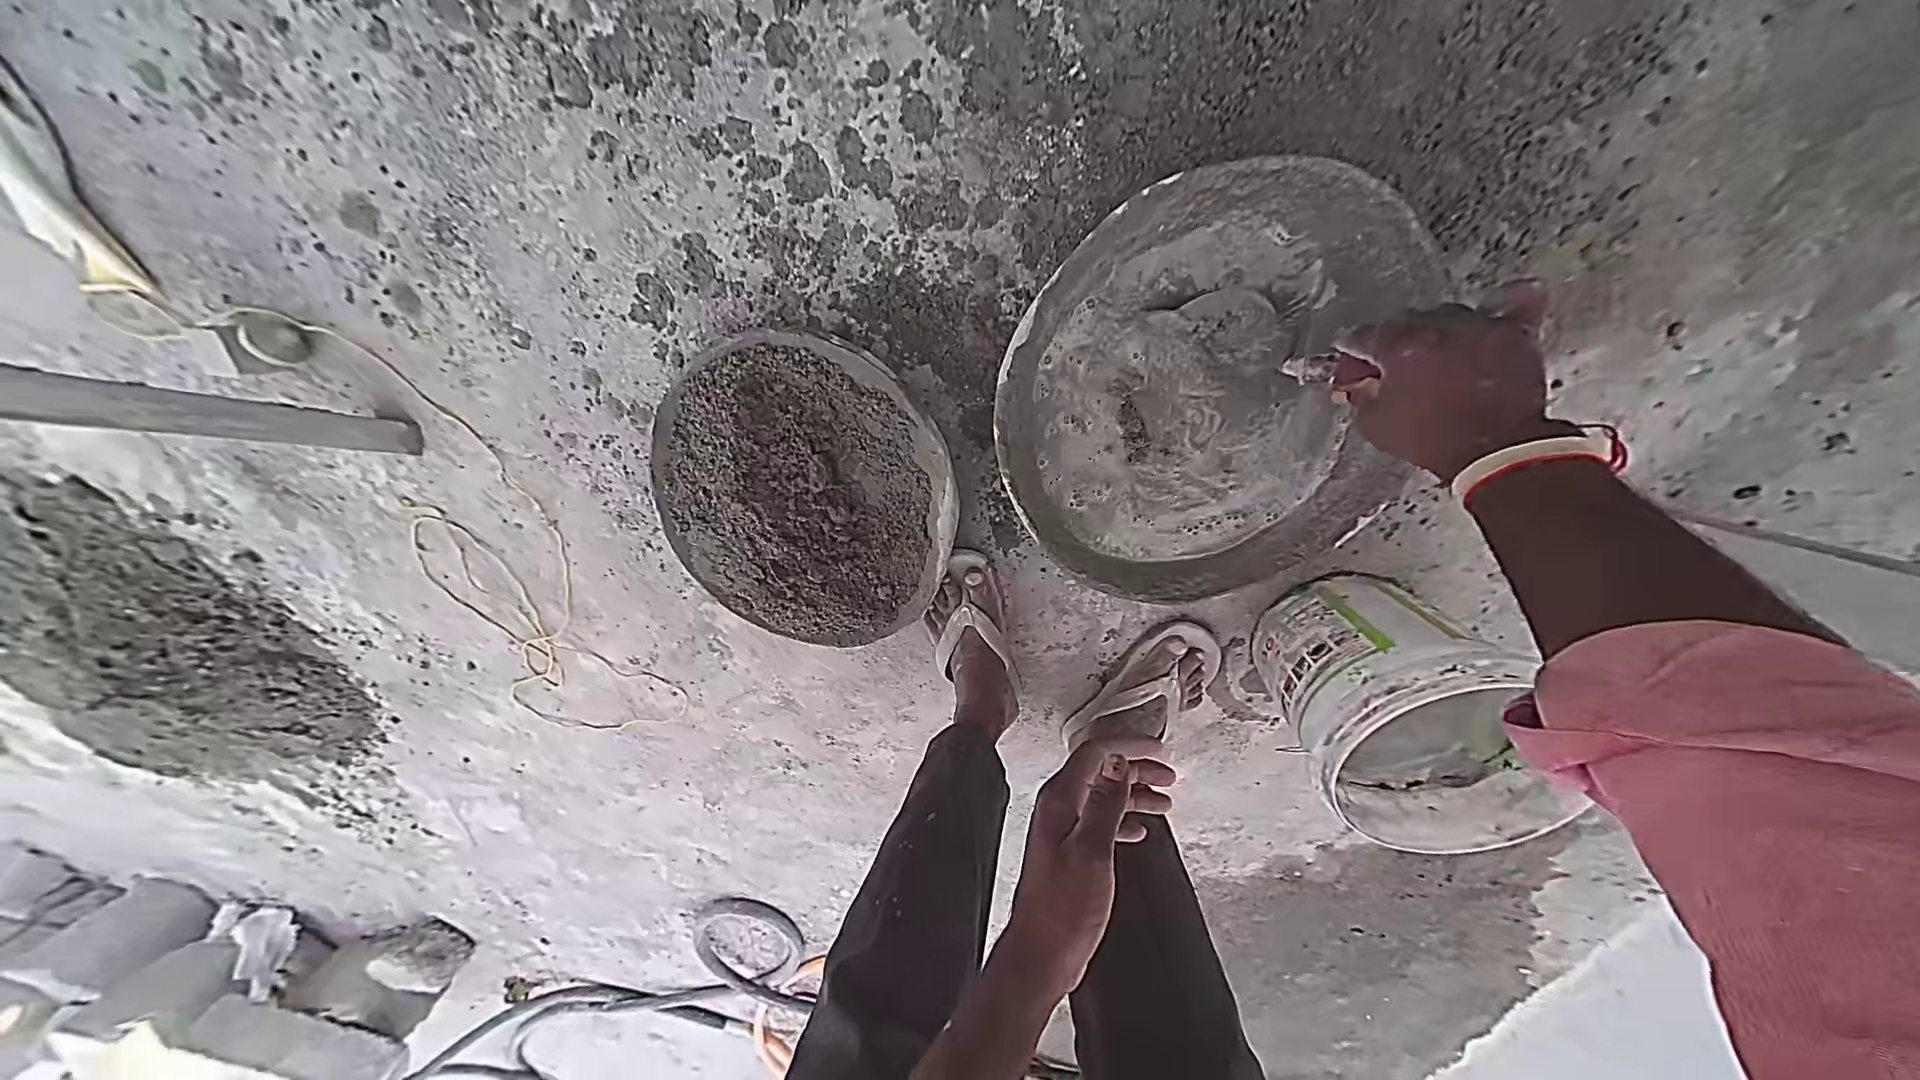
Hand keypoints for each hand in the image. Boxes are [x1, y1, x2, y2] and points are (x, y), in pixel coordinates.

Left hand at [998, 735, 1175, 997]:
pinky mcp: (1070, 848)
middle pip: (1100, 770)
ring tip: (1164, 798)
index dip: (1128, 745)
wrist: (1043, 950)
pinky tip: (1140, 828)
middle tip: (1167, 773)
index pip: (1095, 752)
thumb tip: (1119, 763)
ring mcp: (1063, 827)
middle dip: (1136, 767)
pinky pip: (1100, 819)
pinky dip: (1123, 817)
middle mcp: (1058, 806)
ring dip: (1133, 792)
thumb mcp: (1093, 850)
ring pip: (1103, 794)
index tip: (1158, 748)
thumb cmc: (1063, 908)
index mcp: (1060, 799)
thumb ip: (1106, 803)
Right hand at [1329, 282, 1579, 481]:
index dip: (1351, 351)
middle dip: (1392, 344)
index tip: (1351, 360)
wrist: (1493, 450)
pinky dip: (1503, 305)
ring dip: (1435, 333)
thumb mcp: (1374, 423)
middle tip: (1387, 367)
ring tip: (1432, 357)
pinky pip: (1514, 304)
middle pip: (1405, 323)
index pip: (1363, 337)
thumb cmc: (1435, 439)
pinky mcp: (1516, 336)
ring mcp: (1481, 328)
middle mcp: (1441, 328)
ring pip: (1449, 316)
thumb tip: (1363, 384)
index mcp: (1400, 346)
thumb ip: (1362, 394)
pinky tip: (1485, 320)